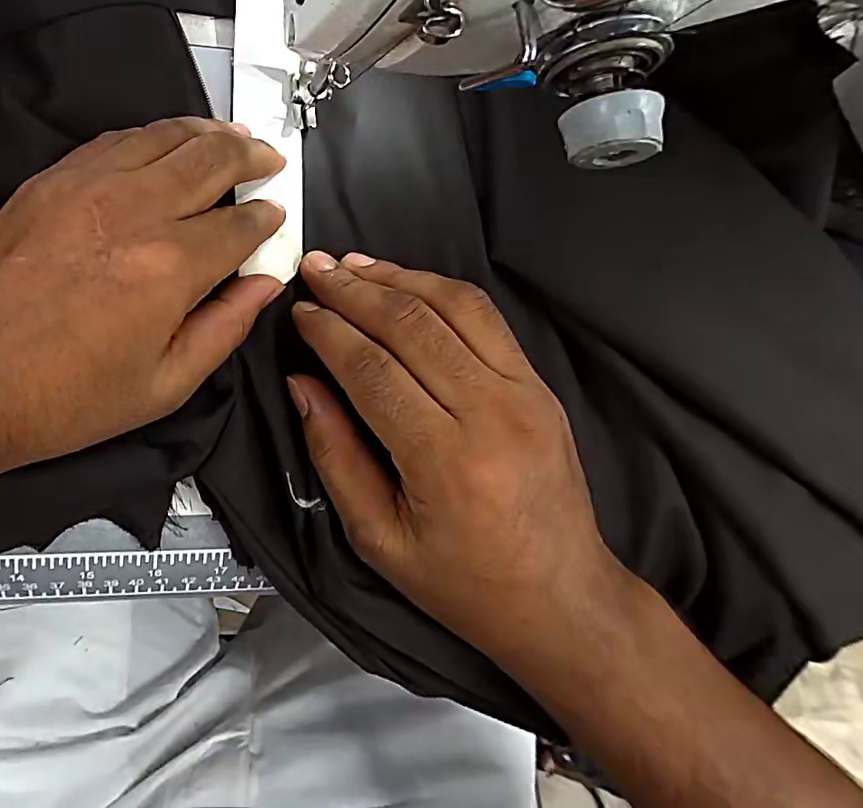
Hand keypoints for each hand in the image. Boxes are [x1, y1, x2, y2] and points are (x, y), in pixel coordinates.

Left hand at [0, 117, 286, 470]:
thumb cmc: (60, 397)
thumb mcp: (162, 386)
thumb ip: (224, 327)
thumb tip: (262, 284)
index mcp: (169, 266)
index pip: (239, 223)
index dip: (264, 218)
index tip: (273, 215)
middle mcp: (133, 210)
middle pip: (210, 159)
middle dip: (250, 156)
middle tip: (267, 158)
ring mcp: (85, 186)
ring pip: (162, 137)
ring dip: (205, 132)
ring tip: (228, 136)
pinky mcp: (47, 181)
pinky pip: (112, 141)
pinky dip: (148, 135)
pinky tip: (161, 142)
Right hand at [287, 251, 633, 659]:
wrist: (564, 600)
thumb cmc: (461, 580)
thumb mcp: (376, 536)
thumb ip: (334, 453)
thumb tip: (302, 383)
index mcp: (446, 459)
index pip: (372, 369)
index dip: (328, 331)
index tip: (299, 310)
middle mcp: (492, 414)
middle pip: (410, 325)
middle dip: (353, 290)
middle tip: (313, 267)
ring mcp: (525, 393)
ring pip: (453, 306)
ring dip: (395, 277)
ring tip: (350, 263)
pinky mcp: (539, 385)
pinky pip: (485, 317)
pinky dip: (436, 288)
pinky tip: (402, 280)